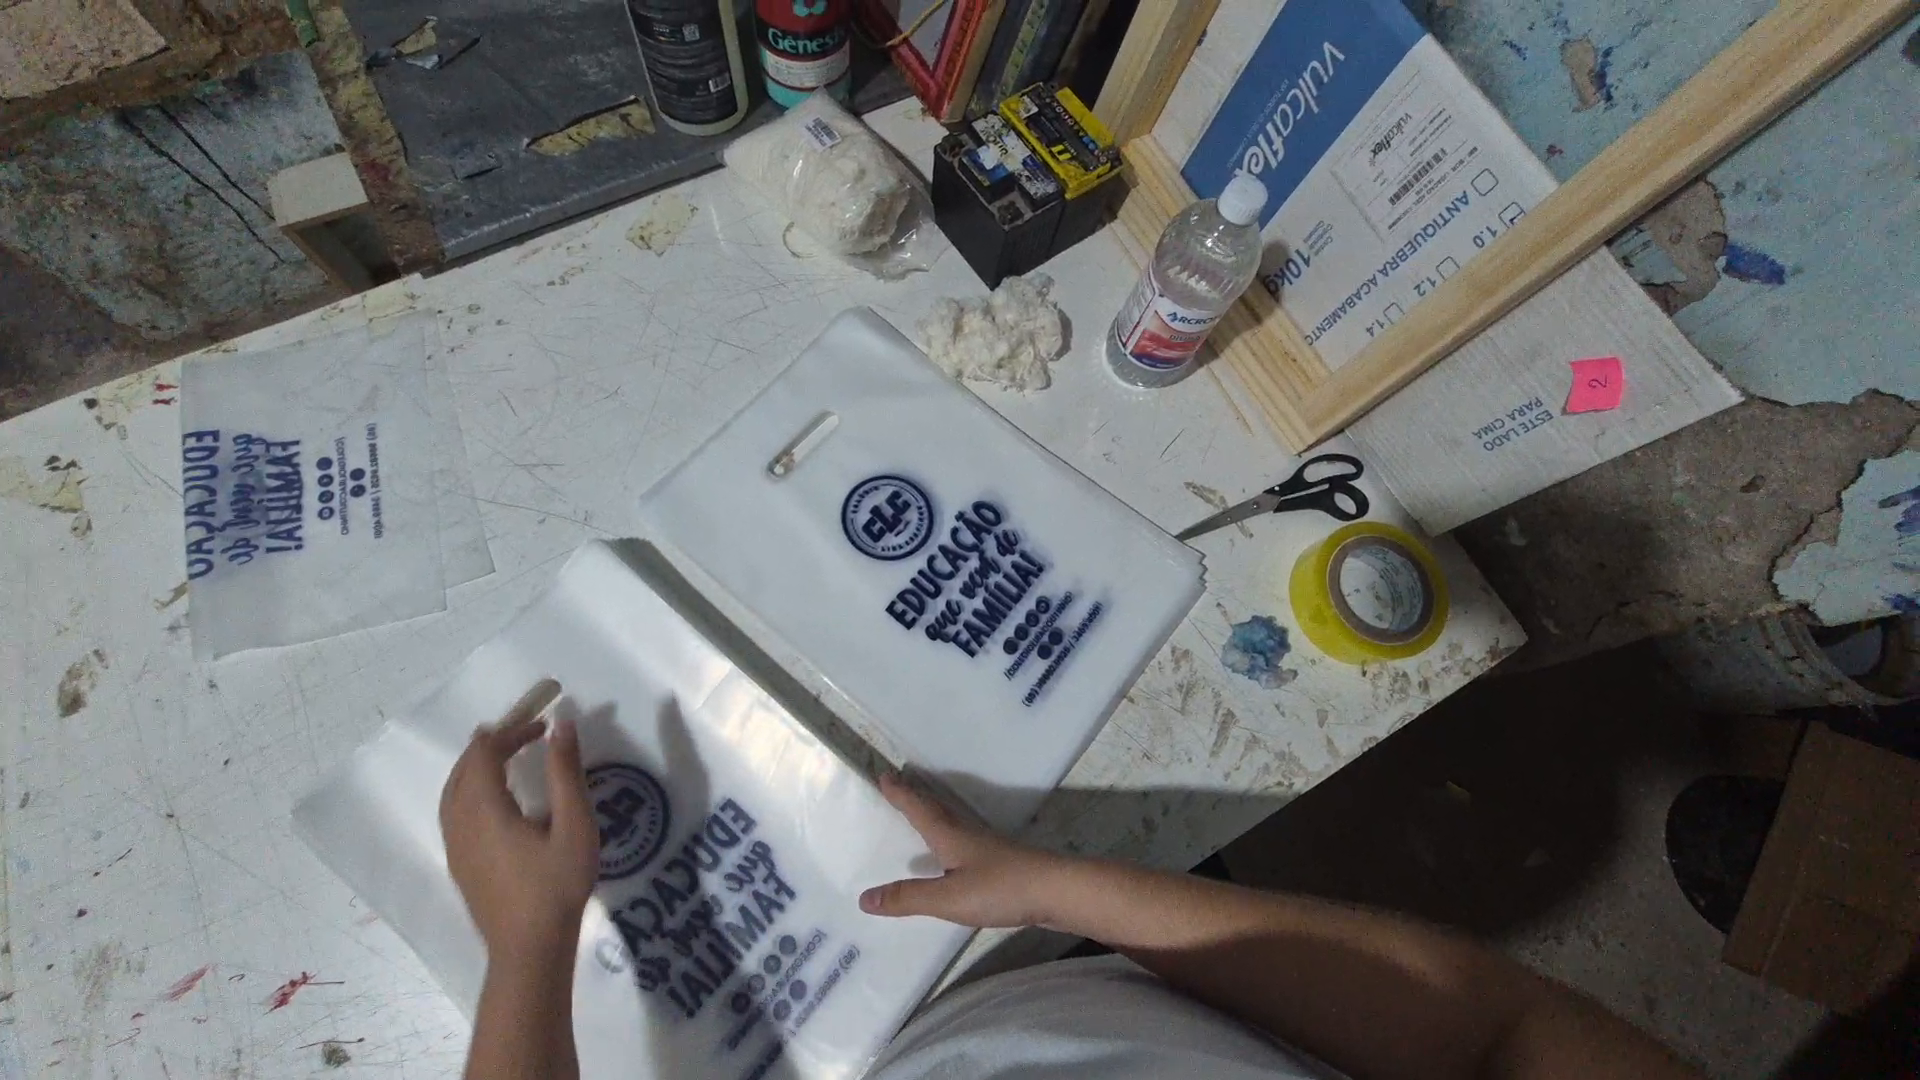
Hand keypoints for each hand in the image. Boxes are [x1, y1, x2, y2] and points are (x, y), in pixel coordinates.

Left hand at [439, 680, 600, 960]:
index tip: (542, 724)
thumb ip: (565, 772)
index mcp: (485, 812)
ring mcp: (456, 848)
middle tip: (526, 732)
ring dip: (476, 767)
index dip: (509, 733)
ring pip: (452, 793)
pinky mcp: (460, 864)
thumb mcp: (574, 824)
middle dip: (490, 745)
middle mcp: (461, 826)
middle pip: (462, 772)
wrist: (529, 949)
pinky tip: (496, 797)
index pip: (484, 756)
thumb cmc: (557, 884)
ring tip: (505, 754)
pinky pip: (454, 812)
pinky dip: (470, 789)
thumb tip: (561, 726)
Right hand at [859, 773, 1067, 928]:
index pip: (919, 808)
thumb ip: (908, 898)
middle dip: (913, 797)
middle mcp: (965, 833)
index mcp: (949, 835)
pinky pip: (962, 841)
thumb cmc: (1000, 888)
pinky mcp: (998, 862)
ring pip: (949, 822)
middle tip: (896, 785)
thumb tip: (864, 897)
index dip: (900, 793)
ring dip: (931, 813)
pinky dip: (946, 838)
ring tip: (917, 812)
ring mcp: (984, 846)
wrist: (1055, 890)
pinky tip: (950, 853)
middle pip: (934, 808)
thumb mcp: (949, 898)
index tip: (884, 773)